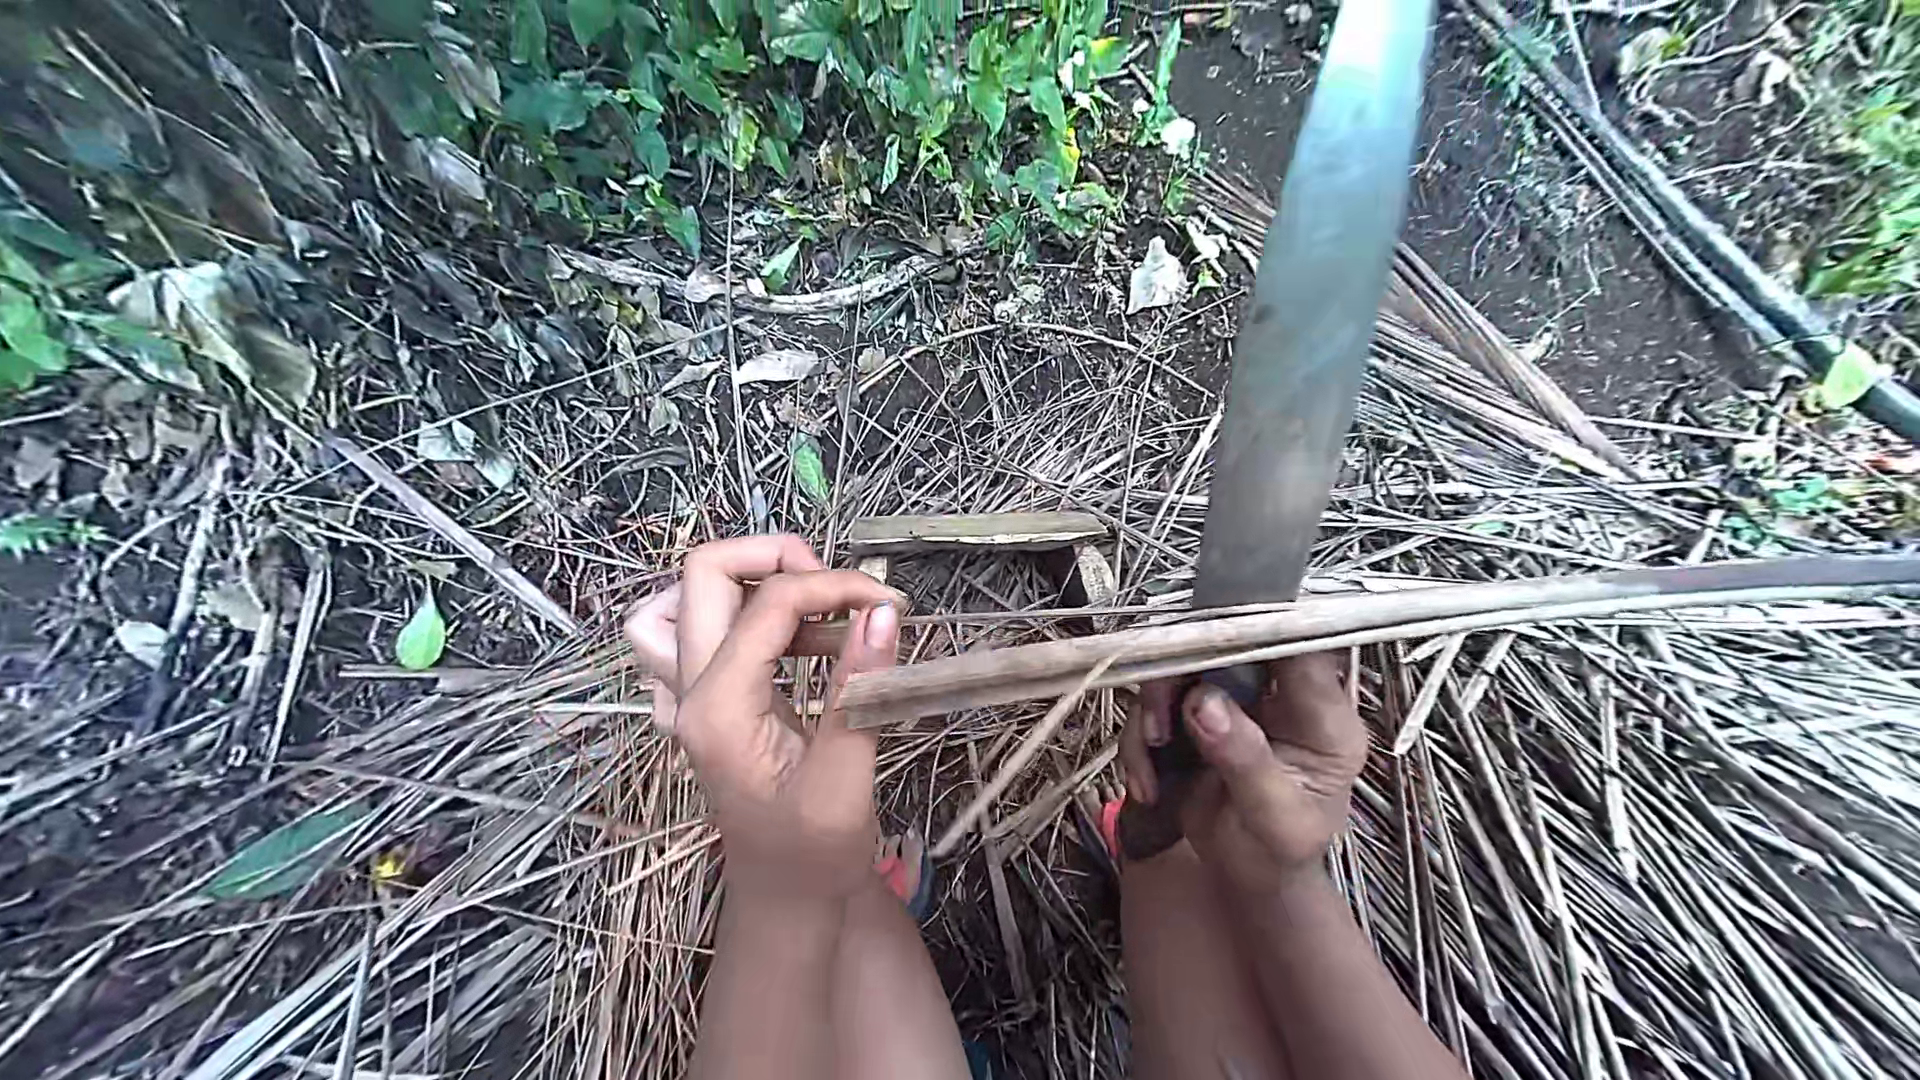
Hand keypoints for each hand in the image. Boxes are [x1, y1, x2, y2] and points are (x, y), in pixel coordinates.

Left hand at [625, 535, 899, 901]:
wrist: (783, 901)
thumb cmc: (814, 855)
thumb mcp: (845, 776)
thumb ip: (859, 690)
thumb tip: (884, 612)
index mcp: (718, 709)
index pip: (769, 604)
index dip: (835, 586)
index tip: (888, 604)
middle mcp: (690, 690)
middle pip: (700, 574)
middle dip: (773, 556)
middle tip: (834, 586)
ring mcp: (689, 693)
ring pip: (688, 597)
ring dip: (756, 581)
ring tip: (820, 609)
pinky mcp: (708, 698)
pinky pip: (703, 629)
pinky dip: (751, 612)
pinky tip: (801, 639)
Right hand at [1121, 654, 1368, 892]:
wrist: (1244, 876)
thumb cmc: (1278, 852)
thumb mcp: (1273, 818)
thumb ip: (1245, 759)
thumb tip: (1204, 701)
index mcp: (1321, 717)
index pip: (1301, 648)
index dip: (1258, 628)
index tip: (1206, 638)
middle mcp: (1276, 696)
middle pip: (1226, 646)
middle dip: (1180, 677)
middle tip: (1159, 723)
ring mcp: (1231, 700)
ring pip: (1179, 668)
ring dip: (1153, 707)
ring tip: (1153, 753)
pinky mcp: (1191, 710)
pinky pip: (1154, 701)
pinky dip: (1140, 737)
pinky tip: (1147, 781)